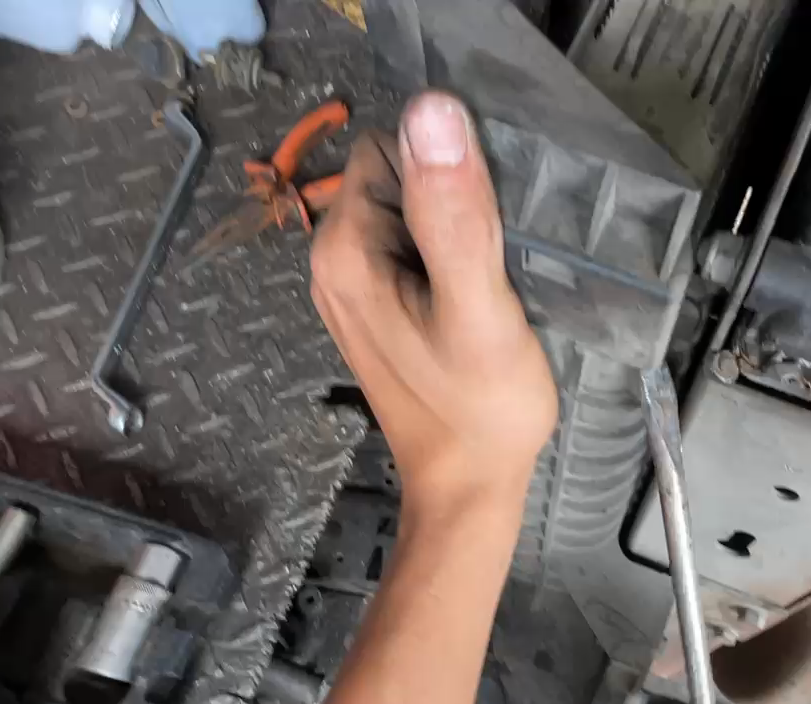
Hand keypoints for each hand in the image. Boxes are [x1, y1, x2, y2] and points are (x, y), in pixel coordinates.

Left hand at [310, 92, 557, 515]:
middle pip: (399, 181)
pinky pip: (409, 256)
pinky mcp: (373, 314)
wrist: (467, 488)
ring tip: (476, 303)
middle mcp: (329, 261)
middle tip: (480, 284)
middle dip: (449, 216)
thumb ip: (456, 217)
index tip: (478, 249)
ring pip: (408, 219)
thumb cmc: (481, 410)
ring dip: (451, 247)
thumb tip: (433, 109)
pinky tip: (464, 316)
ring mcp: (348, 290)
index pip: (396, 151)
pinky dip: (442, 273)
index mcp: (344, 249)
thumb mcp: (478, 311)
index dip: (451, 187)